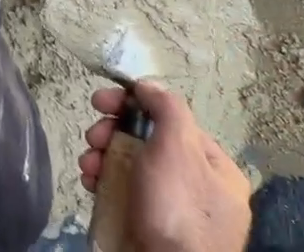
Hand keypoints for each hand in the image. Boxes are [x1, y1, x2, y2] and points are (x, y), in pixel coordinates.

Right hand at [79, 80, 250, 251]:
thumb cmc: (177, 207)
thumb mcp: (176, 149)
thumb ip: (167, 109)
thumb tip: (149, 84)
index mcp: (214, 167)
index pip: (170, 119)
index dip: (132, 104)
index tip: (99, 101)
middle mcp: (197, 184)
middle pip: (145, 140)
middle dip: (110, 133)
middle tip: (92, 139)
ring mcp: (173, 206)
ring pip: (128, 163)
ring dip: (99, 156)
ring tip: (88, 167)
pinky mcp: (148, 221)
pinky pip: (122, 188)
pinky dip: (102, 180)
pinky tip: (91, 183)